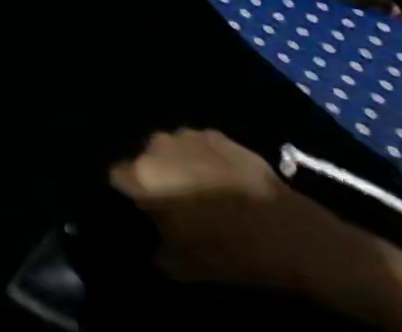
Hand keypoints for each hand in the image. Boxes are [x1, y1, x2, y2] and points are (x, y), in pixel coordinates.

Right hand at [109, 129, 316, 286]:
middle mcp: (157, 146)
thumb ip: (149, 248)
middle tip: (171, 205)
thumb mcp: (177, 267)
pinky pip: (196, 146)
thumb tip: (145, 240)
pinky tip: (219, 181)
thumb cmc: (226, 253)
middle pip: (143, 160)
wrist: (286, 233)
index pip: (115, 177)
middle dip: (152, 178)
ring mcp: (188, 135)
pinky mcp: (216, 134)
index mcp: (142, 176)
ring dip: (176, 166)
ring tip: (197, 191)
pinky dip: (200, 160)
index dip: (124, 196)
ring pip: (170, 150)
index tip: (138, 213)